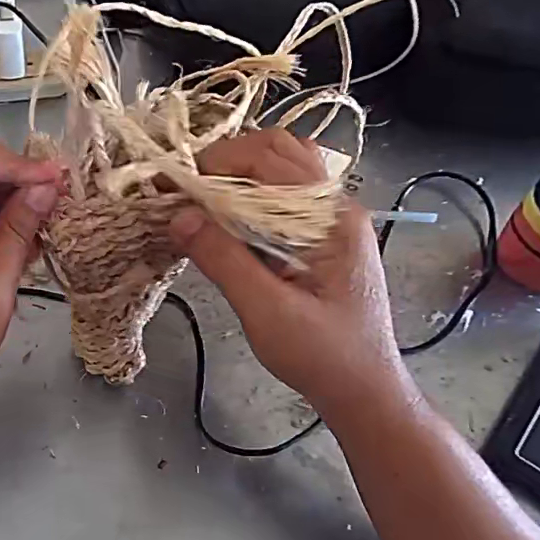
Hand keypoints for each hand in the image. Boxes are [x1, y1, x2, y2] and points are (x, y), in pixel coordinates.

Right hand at [169, 130, 415, 414]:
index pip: (270, 160)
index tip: (175, 185)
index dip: (216, 163)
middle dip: (225, 160)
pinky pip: (282, 193)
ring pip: (282, 166)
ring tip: (202, 200)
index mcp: (332, 219)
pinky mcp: (321, 235)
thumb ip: (224, 260)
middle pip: (279, 150)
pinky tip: (227, 220)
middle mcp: (336, 207)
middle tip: (185, 190)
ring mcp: (332, 218)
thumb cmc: (321, 356)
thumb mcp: (266, 313)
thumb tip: (178, 216)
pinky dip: (249, 193)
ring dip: (239, 173)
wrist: (364, 389)